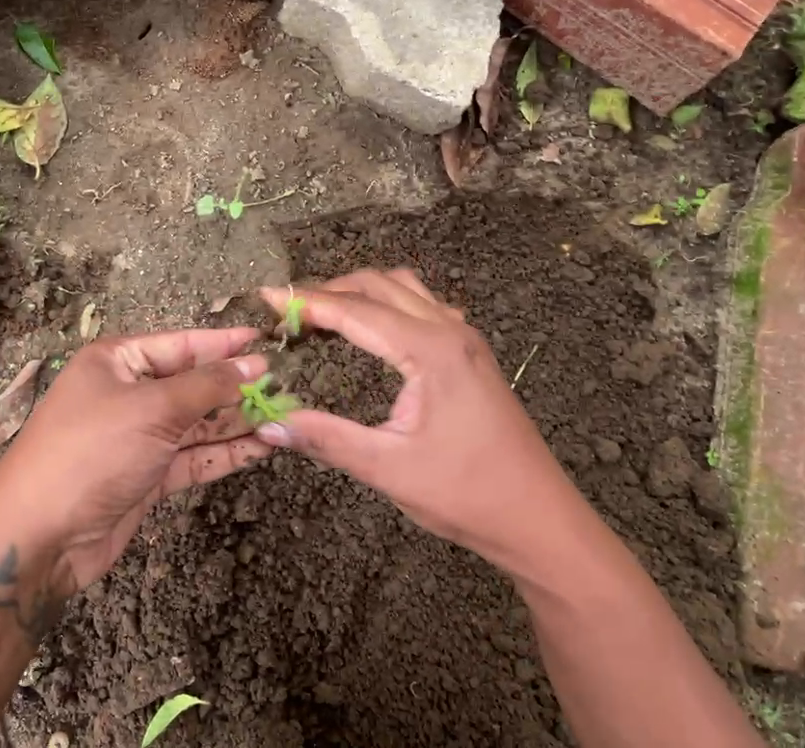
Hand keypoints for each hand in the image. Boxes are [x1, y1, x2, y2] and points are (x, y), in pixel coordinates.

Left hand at [0, 328, 273, 588]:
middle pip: (192, 384)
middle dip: (237, 388)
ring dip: (238, 422)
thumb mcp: (152, 409)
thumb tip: (254, 364)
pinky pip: (192, 457)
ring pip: (197, 423)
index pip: (182, 344)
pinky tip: (264, 447)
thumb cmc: (91, 452)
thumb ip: (208, 387)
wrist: (39, 538)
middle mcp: (127, 394)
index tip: (267, 339)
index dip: (225, 343)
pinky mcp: (146, 477)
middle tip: (289, 387)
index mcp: (116, 361)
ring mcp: (137, 438)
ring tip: (288, 417)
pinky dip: (225, 453)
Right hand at [254, 270, 574, 566]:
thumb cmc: (467, 495)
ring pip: (404, 289)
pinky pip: (424, 305)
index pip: (355, 310)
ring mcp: (465, 339)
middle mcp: (450, 331)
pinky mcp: (471, 354)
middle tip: (286, 310)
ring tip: (321, 313)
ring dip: (360, 292)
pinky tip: (372, 328)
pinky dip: (388, 303)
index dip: (306, 301)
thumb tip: (268, 422)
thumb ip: (326, 438)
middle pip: (379, 285)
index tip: (265, 297)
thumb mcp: (389, 468)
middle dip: (329, 289)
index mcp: (430, 350)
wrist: (539, 519)